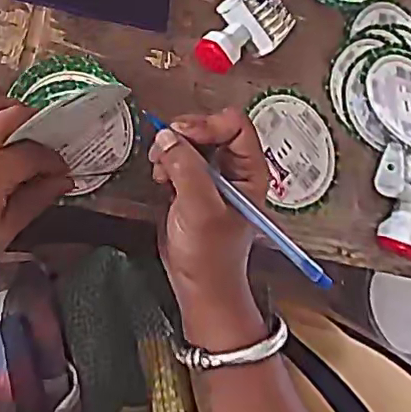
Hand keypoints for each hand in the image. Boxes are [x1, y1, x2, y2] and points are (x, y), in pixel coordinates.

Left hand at [0, 95, 70, 318]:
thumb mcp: (0, 235)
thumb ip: (34, 200)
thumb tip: (61, 181)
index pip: (32, 151)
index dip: (52, 159)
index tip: (59, 169)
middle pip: (10, 115)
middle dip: (33, 124)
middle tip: (42, 142)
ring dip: (4, 113)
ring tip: (15, 130)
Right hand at [149, 109, 268, 305]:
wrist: (199, 287)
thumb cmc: (210, 257)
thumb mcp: (200, 209)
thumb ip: (185, 168)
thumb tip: (168, 137)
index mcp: (249, 172)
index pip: (235, 126)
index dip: (209, 124)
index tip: (184, 134)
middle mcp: (233, 169)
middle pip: (211, 128)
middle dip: (185, 134)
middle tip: (166, 145)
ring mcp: (213, 175)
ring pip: (192, 140)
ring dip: (172, 146)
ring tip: (161, 165)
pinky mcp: (192, 182)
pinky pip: (179, 155)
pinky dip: (166, 159)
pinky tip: (161, 176)